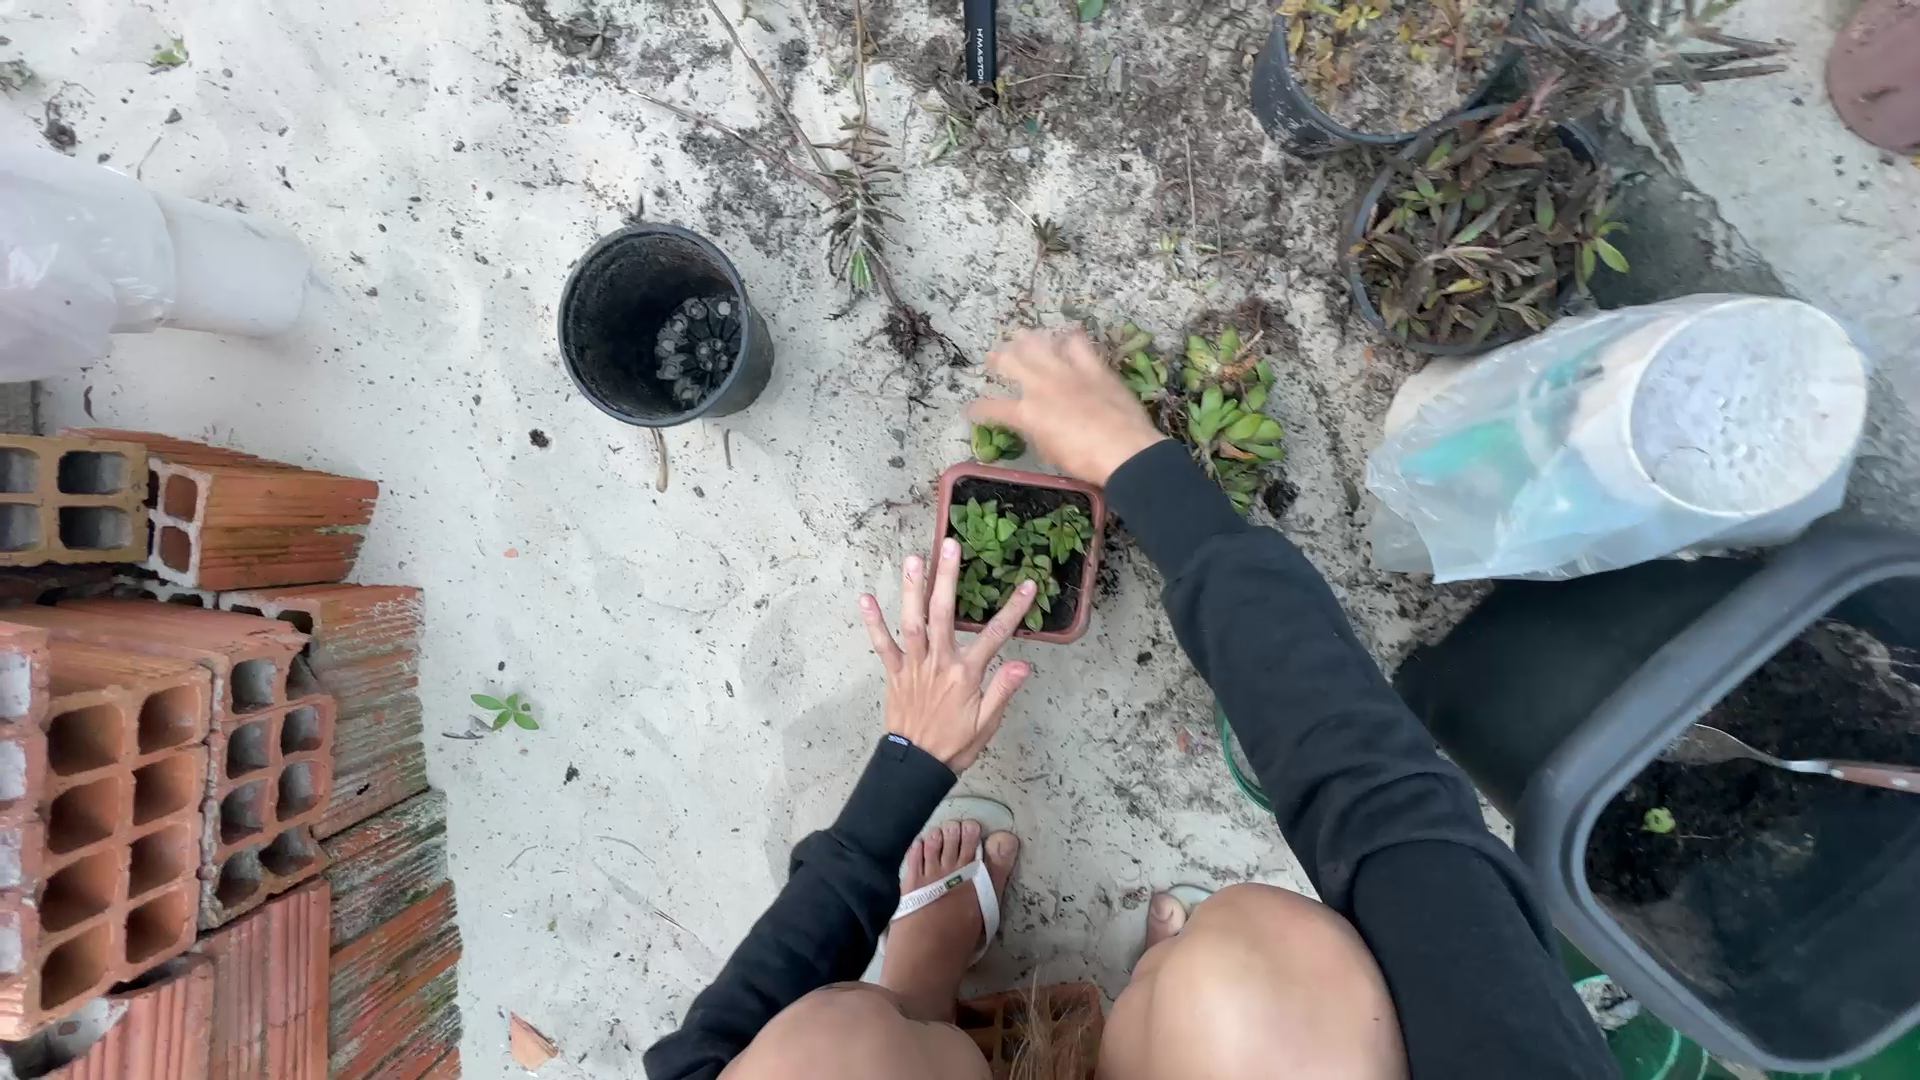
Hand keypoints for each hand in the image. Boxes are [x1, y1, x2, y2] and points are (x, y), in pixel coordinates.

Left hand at [859, 538, 1036, 770]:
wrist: (918, 766)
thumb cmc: (957, 744)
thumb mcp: (988, 722)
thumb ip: (1003, 690)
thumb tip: (1024, 663)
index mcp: (966, 674)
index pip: (996, 635)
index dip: (1014, 609)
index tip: (1028, 585)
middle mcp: (939, 663)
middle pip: (943, 614)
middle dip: (947, 578)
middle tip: (950, 545)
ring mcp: (914, 666)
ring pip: (912, 622)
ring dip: (912, 589)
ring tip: (914, 558)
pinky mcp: (894, 673)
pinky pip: (882, 645)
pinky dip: (873, 622)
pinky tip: (866, 598)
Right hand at [968, 328, 1167, 486]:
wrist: (1124, 450)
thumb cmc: (1084, 461)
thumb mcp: (1051, 453)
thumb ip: (1038, 434)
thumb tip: (1036, 427)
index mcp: (1027, 414)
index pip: (993, 408)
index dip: (978, 409)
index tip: (969, 409)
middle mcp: (1041, 386)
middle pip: (1011, 362)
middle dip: (997, 359)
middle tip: (992, 356)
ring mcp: (1068, 372)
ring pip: (1040, 344)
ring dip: (1027, 340)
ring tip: (1022, 336)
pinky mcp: (1093, 368)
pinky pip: (1078, 344)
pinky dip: (1068, 339)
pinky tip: (1066, 336)